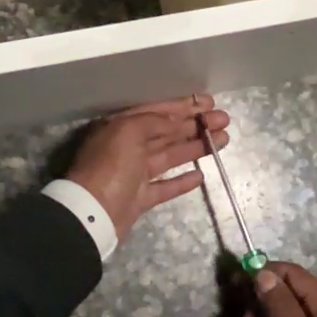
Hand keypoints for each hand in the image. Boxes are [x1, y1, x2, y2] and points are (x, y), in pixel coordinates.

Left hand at [66, 95, 231, 240]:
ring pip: (169, 156)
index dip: (183, 106)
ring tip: (223, 140)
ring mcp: (134, 173)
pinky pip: (165, 185)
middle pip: (166, 132)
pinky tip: (201, 176)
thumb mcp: (129, 132)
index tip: (209, 102)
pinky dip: (182, 181)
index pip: (157, 111)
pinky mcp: (140, 198)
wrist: (93, 213)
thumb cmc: (110, 165)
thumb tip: (176, 118)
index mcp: (122, 126)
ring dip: (195, 148)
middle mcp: (128, 146)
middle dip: (195, 125)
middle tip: (223, 120)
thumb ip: (154, 121)